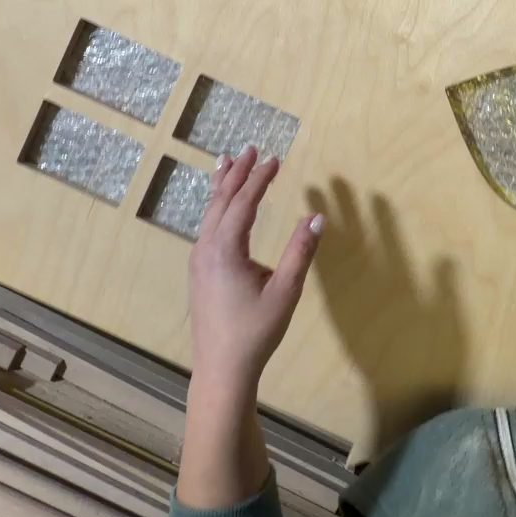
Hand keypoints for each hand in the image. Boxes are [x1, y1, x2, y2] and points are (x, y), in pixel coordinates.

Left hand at [188, 146, 324, 397]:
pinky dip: (216, 205)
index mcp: (226, 249)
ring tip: (226, 161)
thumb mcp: (286, 291)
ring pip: (210, 212)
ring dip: (222, 185)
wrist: (222, 368)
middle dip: (237, 172)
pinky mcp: (199, 270)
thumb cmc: (256, 331)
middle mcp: (207, 248)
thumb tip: (317, 216)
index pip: (244, 202)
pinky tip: (220, 205)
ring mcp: (199, 259)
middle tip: (251, 148)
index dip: (260, 178)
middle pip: (222, 200)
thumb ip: (300, 251)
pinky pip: (207, 225)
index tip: (275, 158)